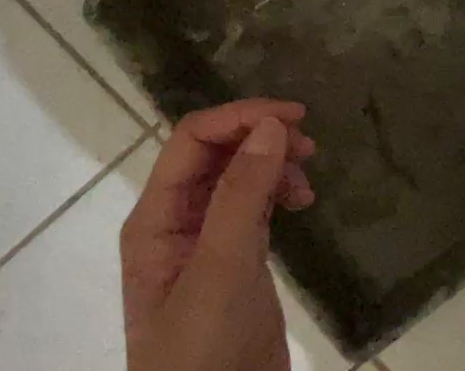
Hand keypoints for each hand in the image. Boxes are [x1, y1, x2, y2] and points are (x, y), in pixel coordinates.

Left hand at [122, 99, 317, 370]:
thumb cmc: (203, 347)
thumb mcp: (222, 268)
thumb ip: (242, 194)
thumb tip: (271, 124)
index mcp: (155, 218)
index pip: (193, 140)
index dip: (242, 117)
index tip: (296, 118)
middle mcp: (177, 220)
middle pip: (217, 150)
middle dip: (262, 136)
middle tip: (309, 147)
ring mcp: (207, 238)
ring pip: (241, 172)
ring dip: (276, 162)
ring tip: (307, 181)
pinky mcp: (237, 256)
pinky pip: (257, 200)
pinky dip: (281, 188)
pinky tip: (302, 202)